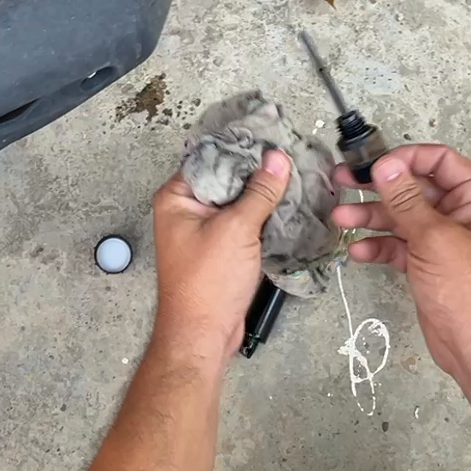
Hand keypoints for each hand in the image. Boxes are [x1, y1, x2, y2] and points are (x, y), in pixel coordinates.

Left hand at [150, 150, 290, 364]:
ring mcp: (203, 230)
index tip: (271, 135)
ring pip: (237, 201)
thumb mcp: (237, 229)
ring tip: (294, 175)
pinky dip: (262, 215)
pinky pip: (242, 222)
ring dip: (262, 194)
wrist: (203, 335)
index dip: (240, 147)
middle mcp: (185, 210)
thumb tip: (276, 159)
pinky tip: (287, 205)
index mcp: (176, 197)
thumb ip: (259, 192)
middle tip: (289, 154)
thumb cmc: (206, 283)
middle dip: (256, 170)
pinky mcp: (220, 248)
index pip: (210, 157)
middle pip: (225, 178)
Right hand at [329, 145, 470, 376]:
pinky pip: (397, 246)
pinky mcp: (427, 265)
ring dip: (370, 218)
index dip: (406, 158)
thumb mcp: (436, 239)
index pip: (441, 161)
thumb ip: (406, 200)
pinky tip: (358, 252)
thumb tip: (384, 164)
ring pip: (401, 218)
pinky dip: (377, 247)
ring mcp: (442, 241)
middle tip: (342, 181)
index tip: (373, 165)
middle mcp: (461, 216)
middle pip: (414, 189)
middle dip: (378, 188)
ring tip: (340, 219)